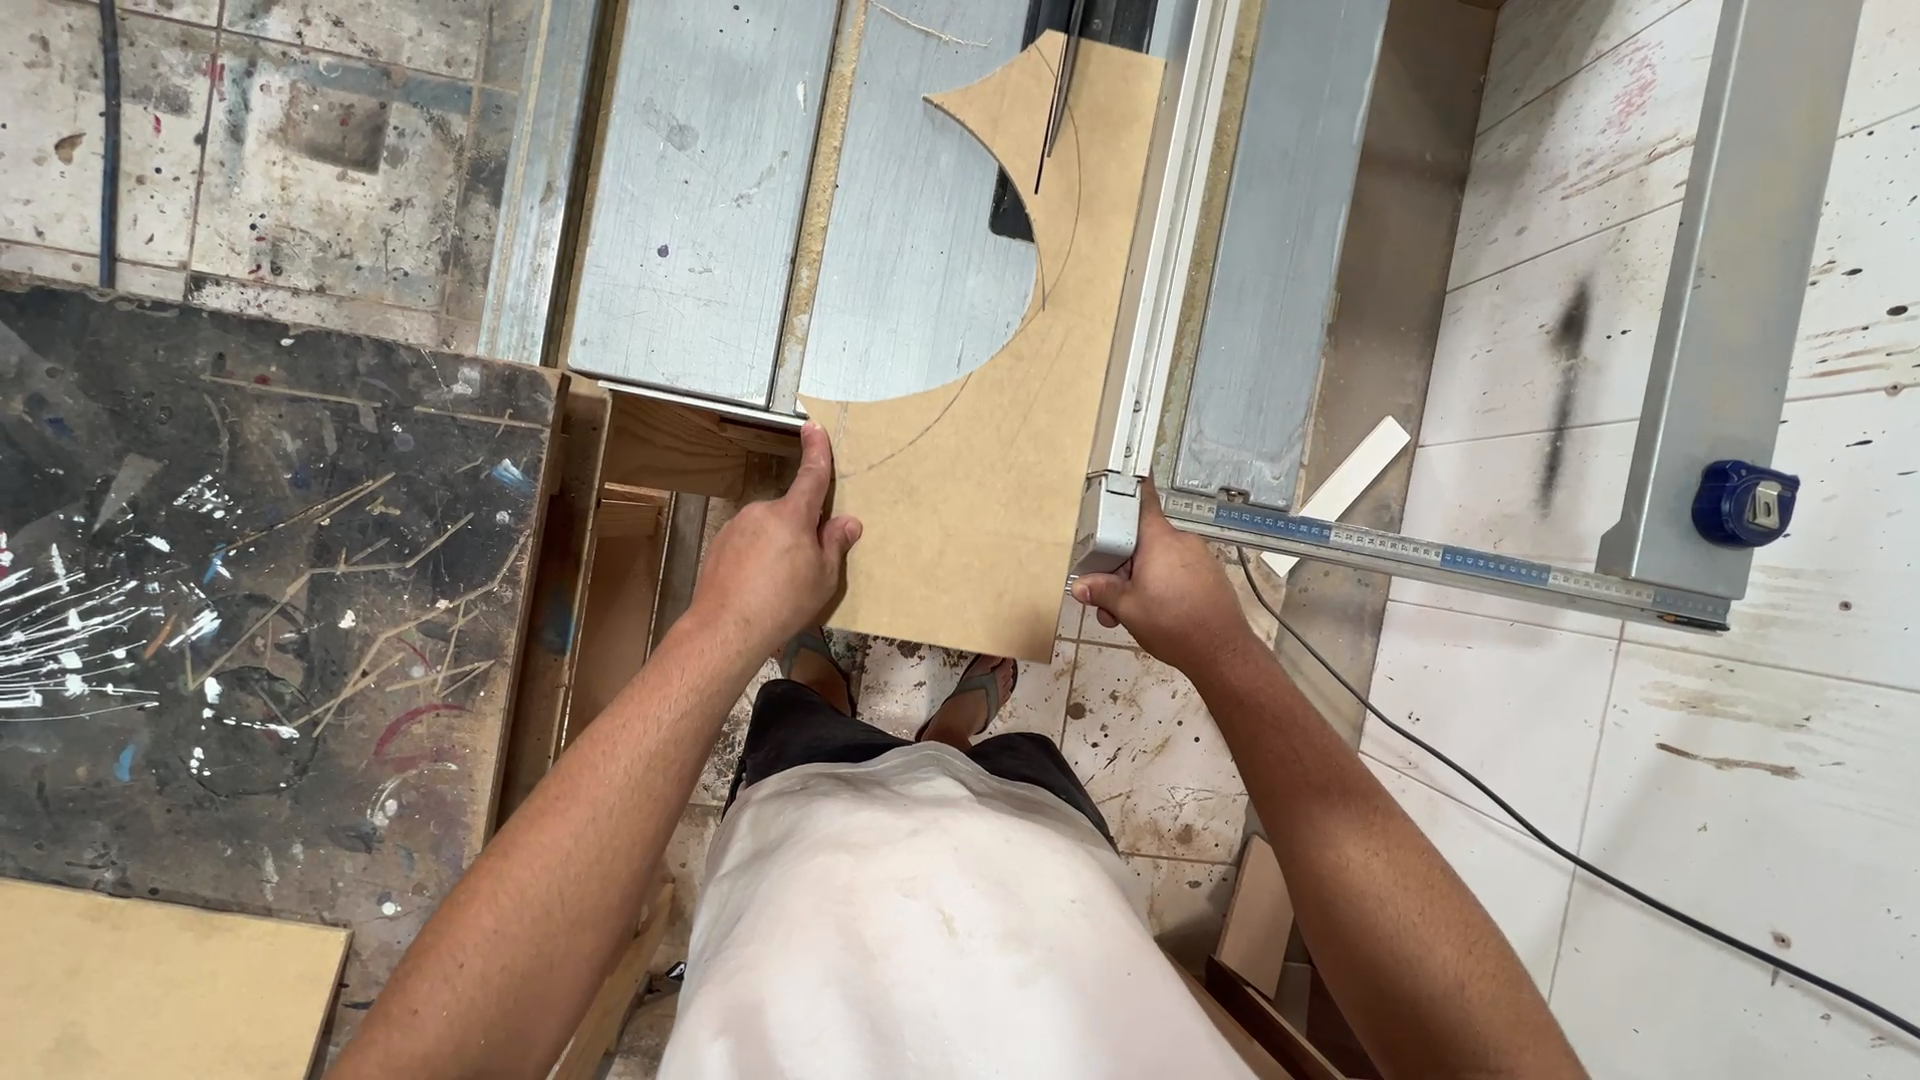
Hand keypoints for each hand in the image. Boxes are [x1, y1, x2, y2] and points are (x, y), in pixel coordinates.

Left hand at [686, 422, 861, 657]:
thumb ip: (835, 544)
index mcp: (792, 515)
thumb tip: (847, 522)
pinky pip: (748, 543)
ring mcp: (737, 526)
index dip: (817, 450)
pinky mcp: (720, 543)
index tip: (814, 428)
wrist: (726, 628)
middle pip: (791, 512)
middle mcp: (762, 512)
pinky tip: (757, 585)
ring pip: (769, 529)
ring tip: (779, 584)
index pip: (811, 475)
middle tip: (807, 567)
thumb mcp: (823, 577)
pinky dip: (756, 557)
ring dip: (778, 546)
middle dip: (801, 531)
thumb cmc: (782, 602)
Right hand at [1070, 481, 1257, 674]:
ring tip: (1127, 615)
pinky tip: (1152, 613)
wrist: (1222, 652)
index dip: (1132, 484)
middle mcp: (1181, 542)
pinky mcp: (1208, 575)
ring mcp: (1198, 558)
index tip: (1127, 466)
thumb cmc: (1173, 624)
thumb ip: (1102, 592)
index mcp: (1159, 540)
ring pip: (1156, 560)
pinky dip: (1159, 586)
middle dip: (1120, 566)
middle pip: (1142, 540)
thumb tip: (1080, 587)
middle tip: (1107, 598)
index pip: (1144, 499)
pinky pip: (1174, 571)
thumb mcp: (1127, 609)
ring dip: (1138, 581)